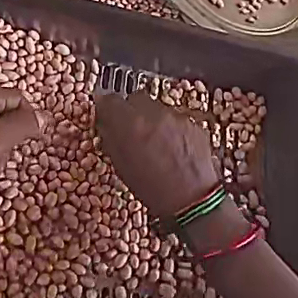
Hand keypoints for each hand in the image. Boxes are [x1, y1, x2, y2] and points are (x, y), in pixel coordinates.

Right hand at [93, 91, 219, 216]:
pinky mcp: (193, 123)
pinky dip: (170, 128)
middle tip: (130, 129)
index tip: (106, 114)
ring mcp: (175, 117)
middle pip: (135, 98)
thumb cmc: (151, 187)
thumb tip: (104, 122)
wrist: (192, 199)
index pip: (109, 99)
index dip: (106, 107)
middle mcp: (153, 113)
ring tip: (154, 143)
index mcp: (129, 123)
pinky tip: (172, 148)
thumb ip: (110, 137)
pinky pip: (175, 119)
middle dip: (131, 110)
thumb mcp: (120, 165)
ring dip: (151, 119)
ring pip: (157, 108)